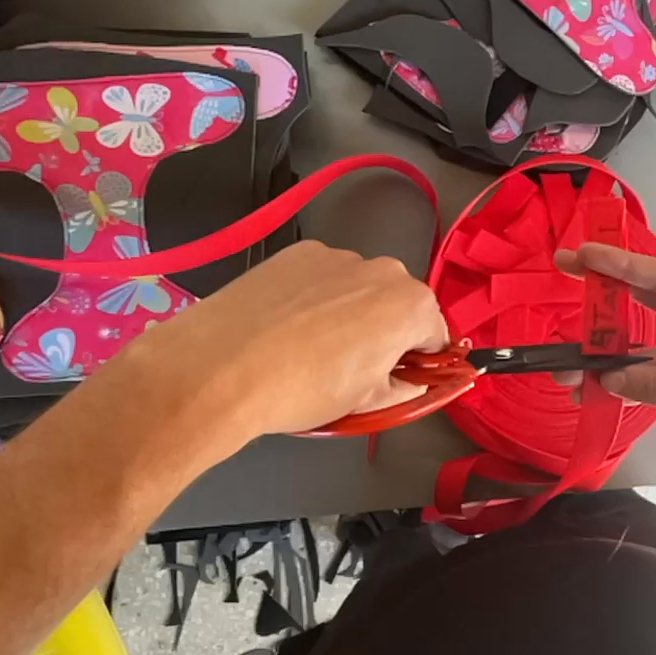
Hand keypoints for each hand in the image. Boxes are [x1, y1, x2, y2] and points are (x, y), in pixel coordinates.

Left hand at [100, 240, 447, 460]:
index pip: (436, 334)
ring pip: (359, 287)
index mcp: (412, 306)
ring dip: (349, 311)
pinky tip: (286, 326)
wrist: (220, 368)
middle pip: (398, 304)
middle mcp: (383, 270)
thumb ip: (405, 387)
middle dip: (386, 331)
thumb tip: (412, 380)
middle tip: (353, 366)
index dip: (421, 360)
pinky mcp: (297, 253)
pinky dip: (314, 297)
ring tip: (310, 346)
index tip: (399, 377)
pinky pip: (322, 276)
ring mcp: (337, 256)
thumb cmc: (304, 389)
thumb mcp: (367, 402)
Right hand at [555, 243, 655, 480]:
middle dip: (609, 287)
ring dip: (612, 344)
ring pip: (647, 335)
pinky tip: (598, 386)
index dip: (623, 264)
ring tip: (571, 353)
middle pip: (652, 294)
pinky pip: (653, 368)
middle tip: (568, 267)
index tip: (584, 253)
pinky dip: (628, 377)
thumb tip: (605, 379)